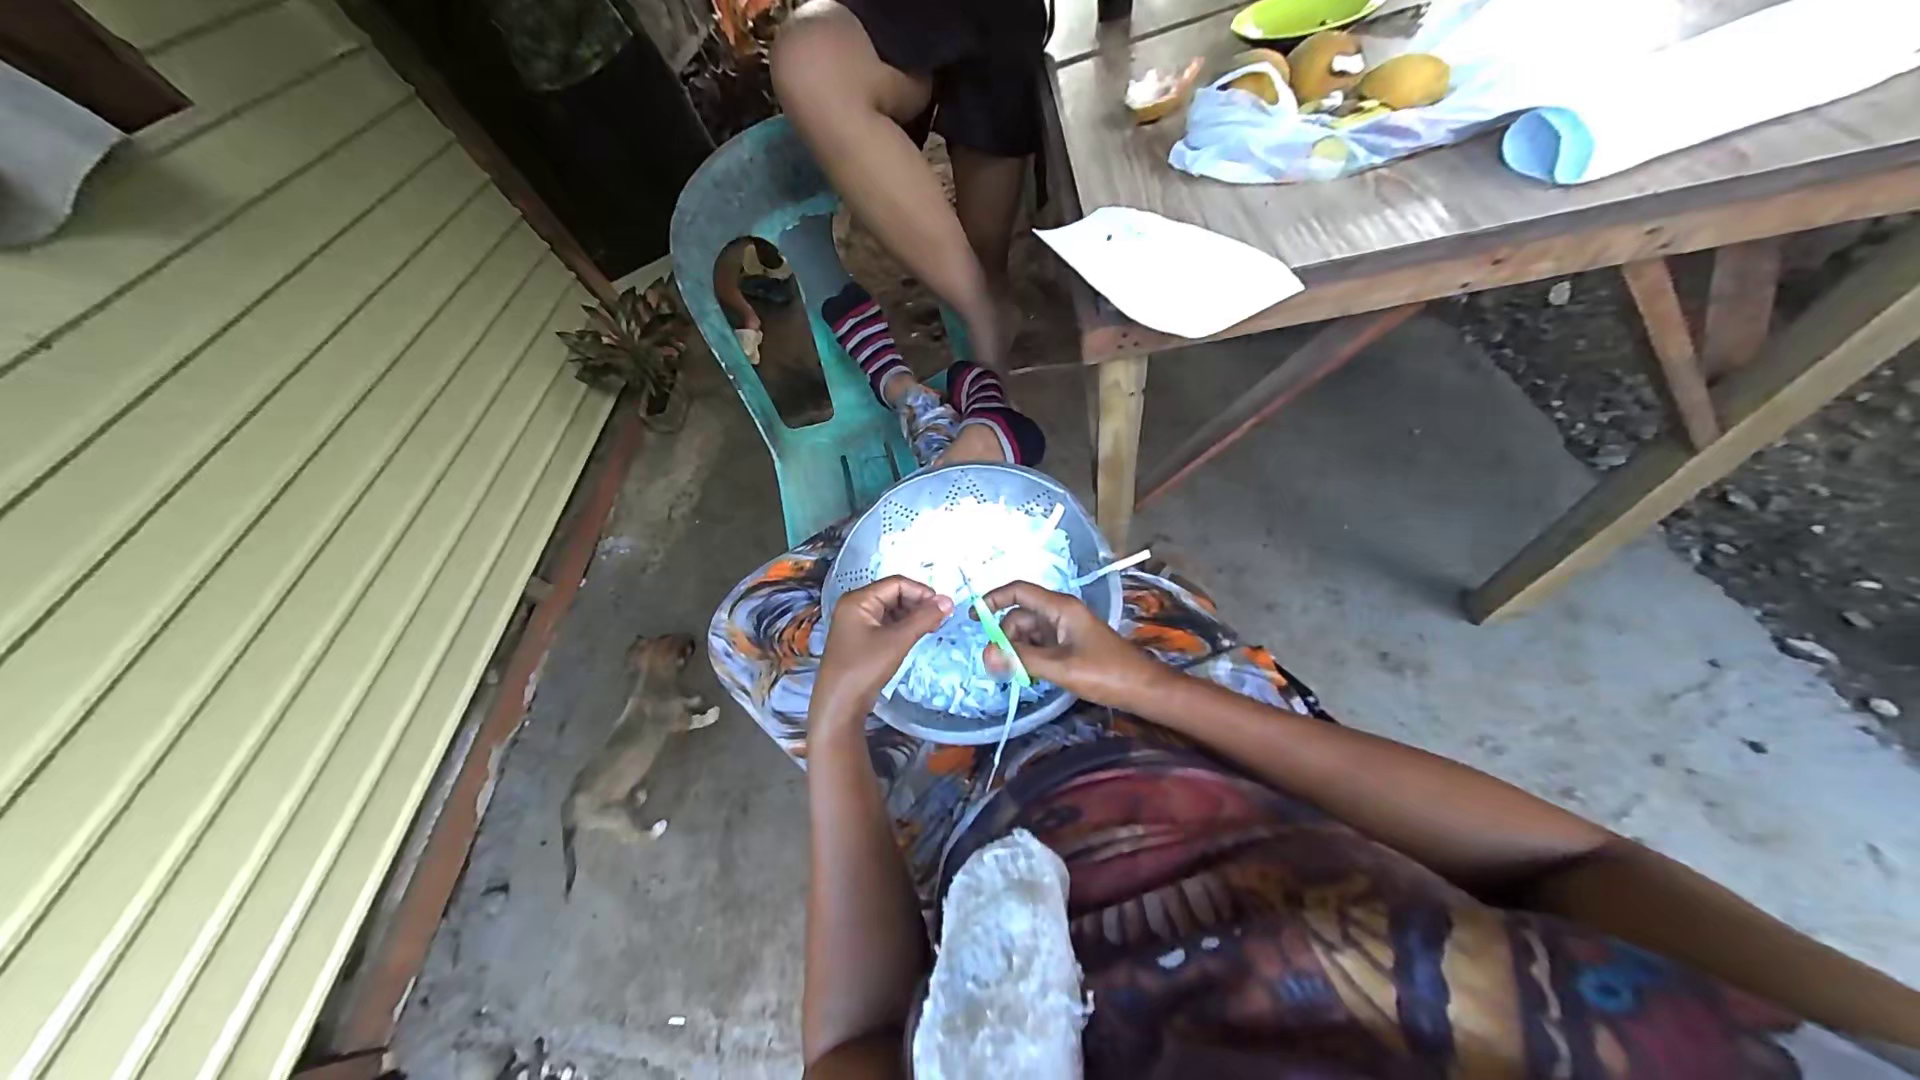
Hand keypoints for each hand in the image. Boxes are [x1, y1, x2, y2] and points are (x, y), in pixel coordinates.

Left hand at [814, 576, 952, 725]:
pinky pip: (885, 624)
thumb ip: (924, 618)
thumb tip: (948, 600)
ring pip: (891, 610)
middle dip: (918, 604)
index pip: (896, 583)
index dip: (921, 592)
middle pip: (893, 594)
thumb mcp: (898, 640)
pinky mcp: (859, 639)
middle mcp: (854, 606)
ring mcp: (855, 623)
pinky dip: (902, 627)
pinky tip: (915, 636)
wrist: (839, 705)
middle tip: (939, 619)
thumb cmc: (865, 668)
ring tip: (931, 628)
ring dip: (912, 616)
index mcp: (858, 600)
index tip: (942, 607)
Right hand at [981, 581, 1172, 711]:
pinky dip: (1028, 657)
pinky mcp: (1068, 646)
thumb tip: (986, 655)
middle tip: (998, 665)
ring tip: (1014, 674)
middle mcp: (1060, 613)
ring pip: (1027, 633)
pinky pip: (1038, 645)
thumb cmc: (1105, 673)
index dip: (993, 599)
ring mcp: (1065, 630)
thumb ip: (1022, 659)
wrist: (1143, 690)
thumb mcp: (1060, 667)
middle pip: (1019, 616)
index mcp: (1060, 608)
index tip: (973, 618)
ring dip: (1016, 650)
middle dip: (1004, 637)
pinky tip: (1028, 675)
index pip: (1019, 591)